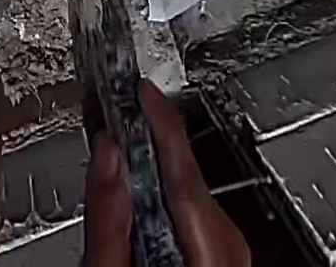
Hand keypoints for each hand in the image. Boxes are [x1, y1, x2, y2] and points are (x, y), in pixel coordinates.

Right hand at [85, 82, 251, 266]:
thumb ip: (109, 218)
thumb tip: (107, 150)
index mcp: (214, 247)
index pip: (183, 164)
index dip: (158, 118)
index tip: (140, 85)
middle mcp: (227, 243)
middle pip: (180, 172)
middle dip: (141, 141)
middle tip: (111, 108)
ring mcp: (224, 247)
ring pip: (180, 187)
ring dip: (145, 165)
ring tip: (113, 144)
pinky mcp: (215, 250)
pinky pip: (185, 205)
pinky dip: (156, 189)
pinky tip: (132, 186)